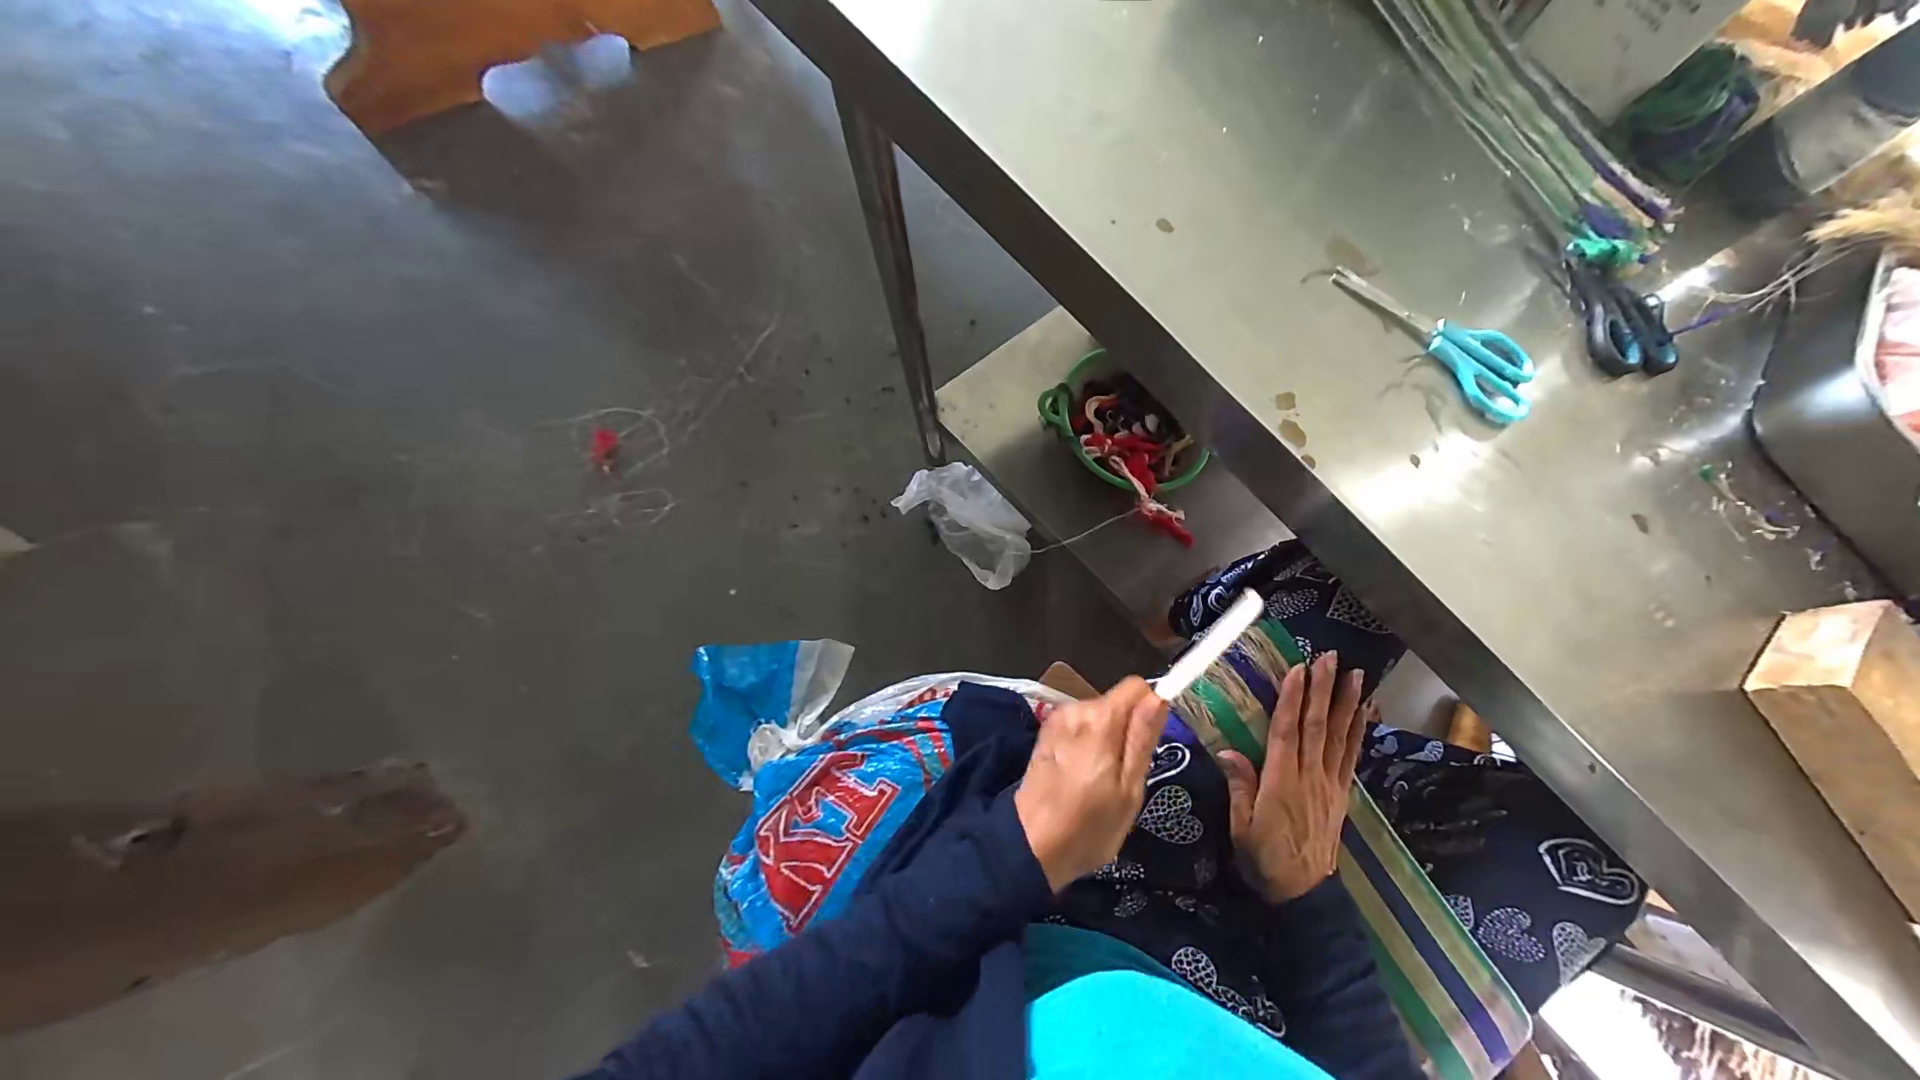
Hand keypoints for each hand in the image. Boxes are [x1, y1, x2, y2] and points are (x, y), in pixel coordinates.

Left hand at [1015, 676, 1167, 891]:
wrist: (1031, 846)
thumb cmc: (1089, 826)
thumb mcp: (1129, 789)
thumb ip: (1143, 738)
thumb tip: (1158, 697)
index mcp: (1100, 719)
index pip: (1137, 686)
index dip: (1151, 708)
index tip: (1152, 741)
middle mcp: (1076, 710)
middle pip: (1117, 703)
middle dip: (1128, 731)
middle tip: (1125, 775)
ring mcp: (1058, 720)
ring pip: (1100, 715)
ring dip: (1108, 740)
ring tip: (1103, 780)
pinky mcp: (1046, 733)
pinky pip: (1081, 727)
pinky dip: (1088, 744)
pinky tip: (1083, 776)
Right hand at [1218, 652, 1373, 903]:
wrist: (1304, 894)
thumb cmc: (1264, 858)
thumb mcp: (1241, 827)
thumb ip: (1240, 788)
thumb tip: (1228, 750)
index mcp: (1281, 783)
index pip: (1288, 733)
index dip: (1293, 700)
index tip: (1299, 671)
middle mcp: (1310, 777)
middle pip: (1317, 727)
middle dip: (1324, 691)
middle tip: (1330, 659)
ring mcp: (1330, 784)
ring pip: (1339, 737)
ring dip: (1347, 704)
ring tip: (1356, 675)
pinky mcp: (1341, 793)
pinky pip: (1352, 756)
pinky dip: (1359, 731)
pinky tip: (1365, 712)